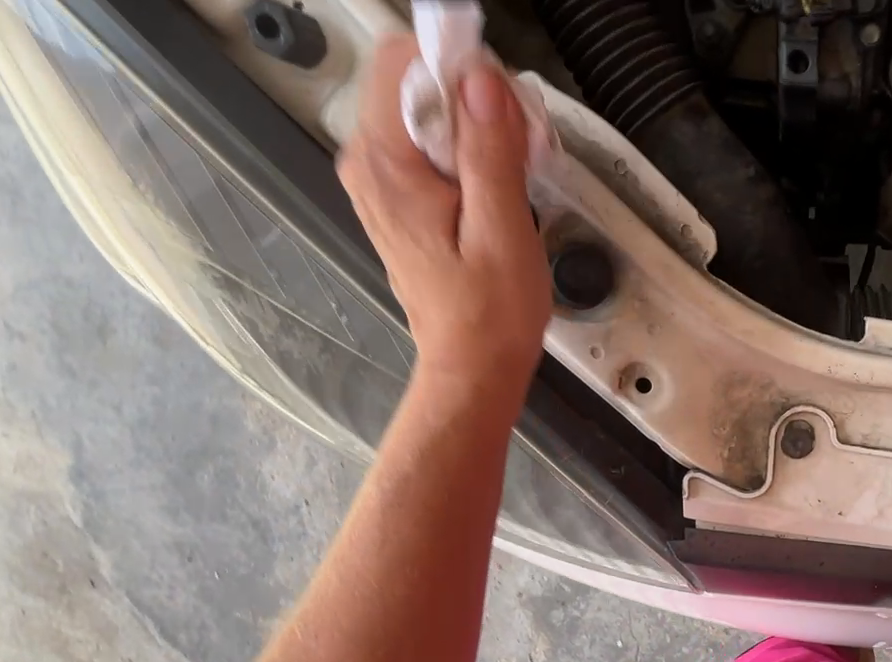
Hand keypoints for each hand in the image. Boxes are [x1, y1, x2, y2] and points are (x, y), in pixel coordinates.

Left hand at [337, 37, 550, 395]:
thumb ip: (489, 153)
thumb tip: (481, 79)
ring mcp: (379, 183)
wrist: (473, 368)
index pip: (404, 63)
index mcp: (386, 164)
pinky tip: (496, 192)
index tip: (507, 111)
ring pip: (425, 116)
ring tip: (515, 176)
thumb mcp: (502, 232)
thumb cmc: (491, 313)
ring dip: (477, 130)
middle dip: (475, 101)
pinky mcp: (398, 200)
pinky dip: (467, 155)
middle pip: (415, 85)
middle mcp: (368, 164)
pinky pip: (429, 149)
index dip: (460, 69)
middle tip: (523, 149)